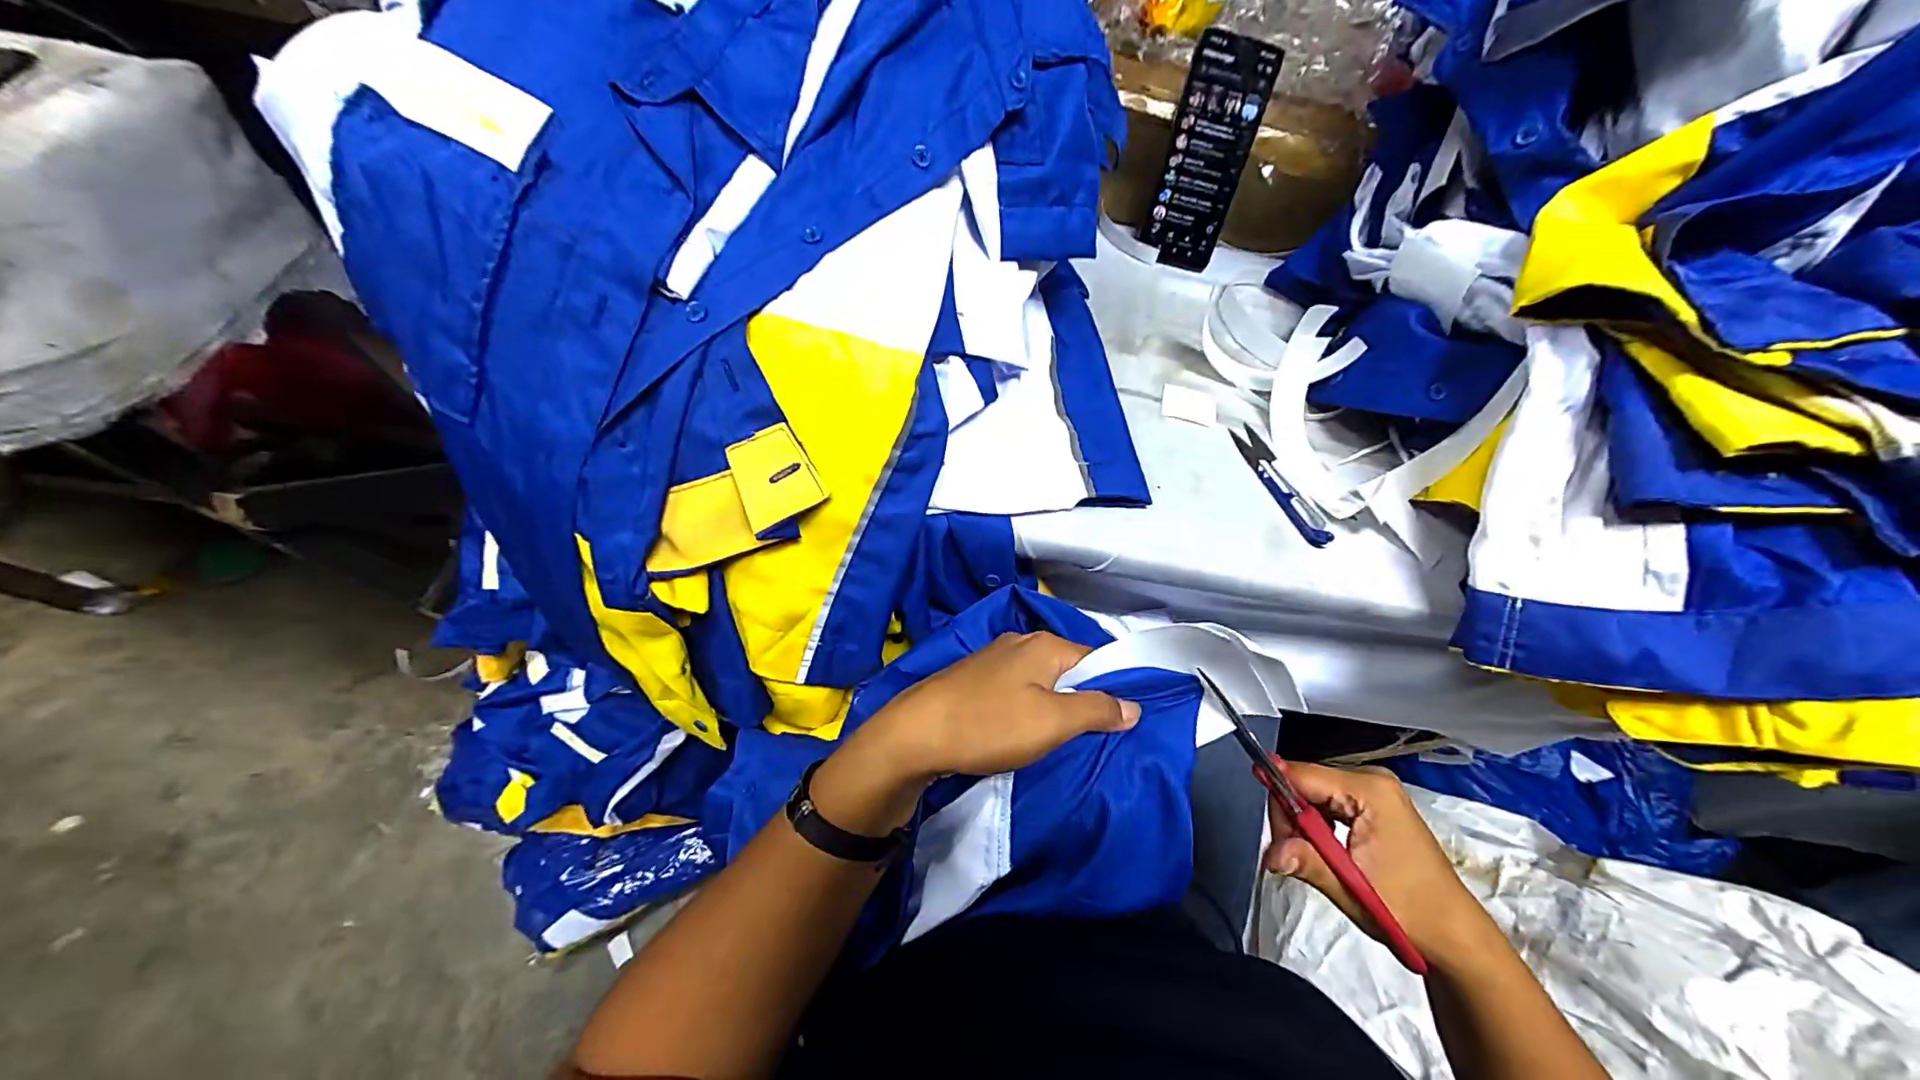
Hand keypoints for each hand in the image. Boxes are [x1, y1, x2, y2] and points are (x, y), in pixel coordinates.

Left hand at [809, 633, 1139, 834]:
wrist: (913, 735)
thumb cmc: (989, 725)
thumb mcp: (1052, 722)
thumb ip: (1096, 710)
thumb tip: (1133, 705)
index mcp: (1044, 644)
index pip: (1096, 659)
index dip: (1112, 688)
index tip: (1118, 722)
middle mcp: (1019, 642)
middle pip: (1067, 669)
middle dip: (1079, 700)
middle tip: (1083, 738)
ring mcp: (992, 658)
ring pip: (1039, 681)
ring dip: (1050, 708)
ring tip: (1049, 740)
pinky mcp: (972, 678)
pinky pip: (1014, 690)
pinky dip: (1023, 709)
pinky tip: (1015, 733)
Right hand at [1263, 763, 1497, 969]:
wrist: (1454, 936)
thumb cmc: (1411, 910)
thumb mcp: (1351, 887)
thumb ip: (1306, 861)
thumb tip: (1270, 853)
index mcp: (1369, 790)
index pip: (1299, 775)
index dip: (1279, 803)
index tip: (1277, 839)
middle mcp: (1372, 780)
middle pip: (1304, 782)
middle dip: (1293, 818)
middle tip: (1298, 856)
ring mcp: (1376, 792)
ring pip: (1314, 794)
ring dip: (1305, 825)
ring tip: (1318, 860)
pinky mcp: (1375, 805)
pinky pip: (1329, 803)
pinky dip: (1320, 826)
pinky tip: (1329, 852)